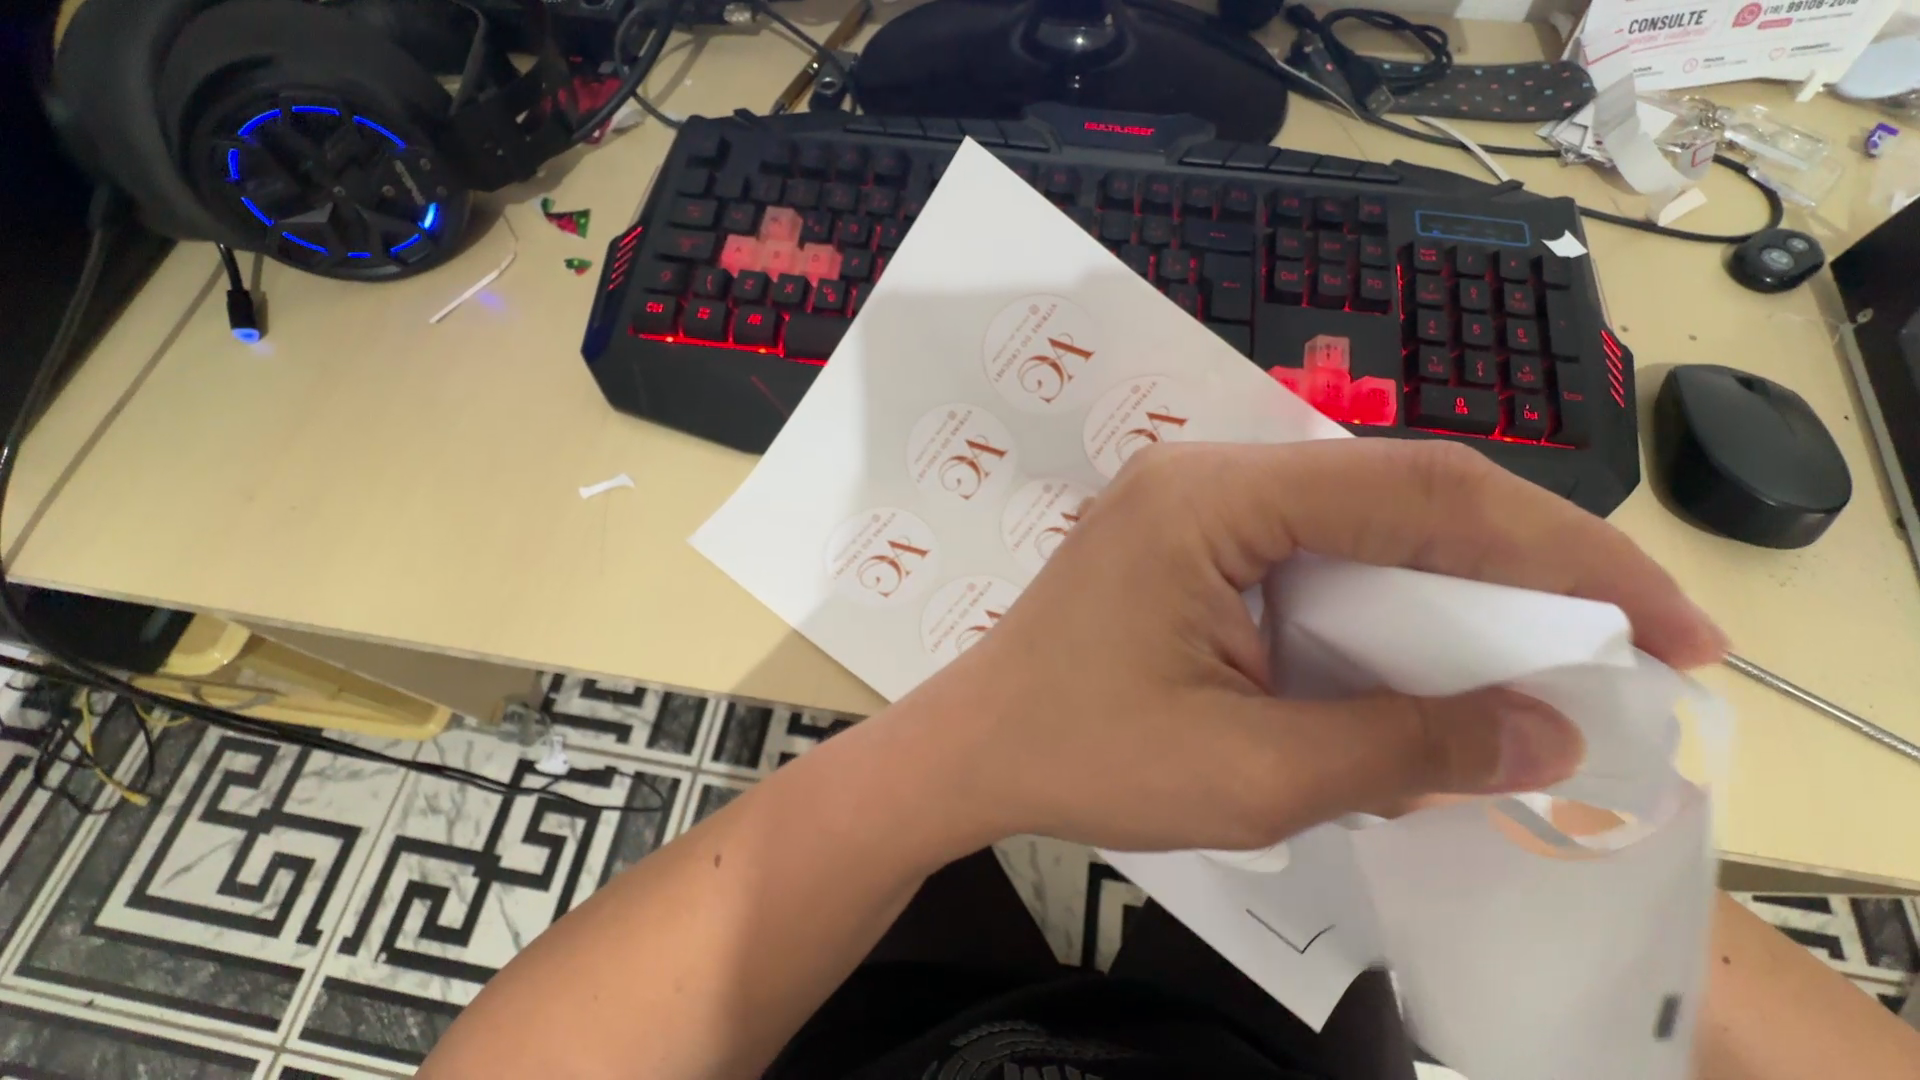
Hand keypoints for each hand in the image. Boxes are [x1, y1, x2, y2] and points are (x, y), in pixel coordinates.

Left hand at [886, 439, 1726, 854]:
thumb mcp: (1254, 772)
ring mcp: (1188, 501)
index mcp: (1214, 499)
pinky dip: (1377, 599)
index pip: (1423, 492)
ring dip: (1450, 584)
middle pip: (1397, 492)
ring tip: (1538, 656)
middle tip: (1620, 647)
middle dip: (1519, 565)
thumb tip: (1549, 736)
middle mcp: (1204, 473)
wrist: (969, 752)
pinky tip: (1418, 653)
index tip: (1671, 632)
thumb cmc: (1084, 760)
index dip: (1564, 553)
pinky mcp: (1183, 539)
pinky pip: (1306, 550)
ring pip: (1358, 520)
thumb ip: (1405, 746)